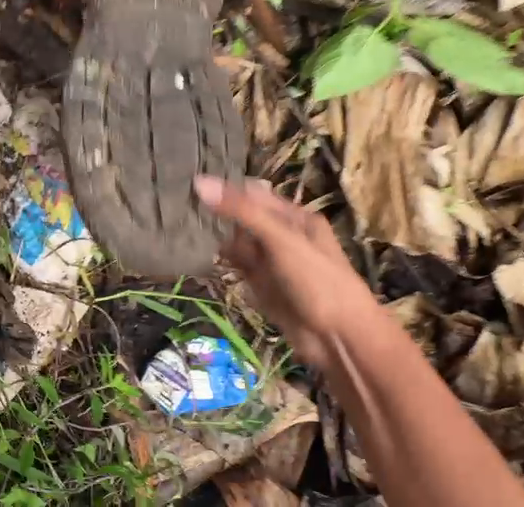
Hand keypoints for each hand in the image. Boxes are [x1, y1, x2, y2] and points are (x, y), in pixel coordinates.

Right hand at [194, 175, 383, 373]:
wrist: (340, 341)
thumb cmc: (318, 281)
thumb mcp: (280, 239)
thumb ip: (241, 211)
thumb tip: (198, 182)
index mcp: (295, 218)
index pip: (252, 194)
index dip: (225, 189)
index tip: (190, 185)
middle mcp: (283, 235)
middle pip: (241, 217)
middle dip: (217, 214)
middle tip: (183, 209)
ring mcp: (272, 261)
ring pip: (236, 241)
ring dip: (217, 238)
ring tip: (185, 229)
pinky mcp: (262, 284)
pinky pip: (236, 265)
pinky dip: (222, 261)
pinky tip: (200, 253)